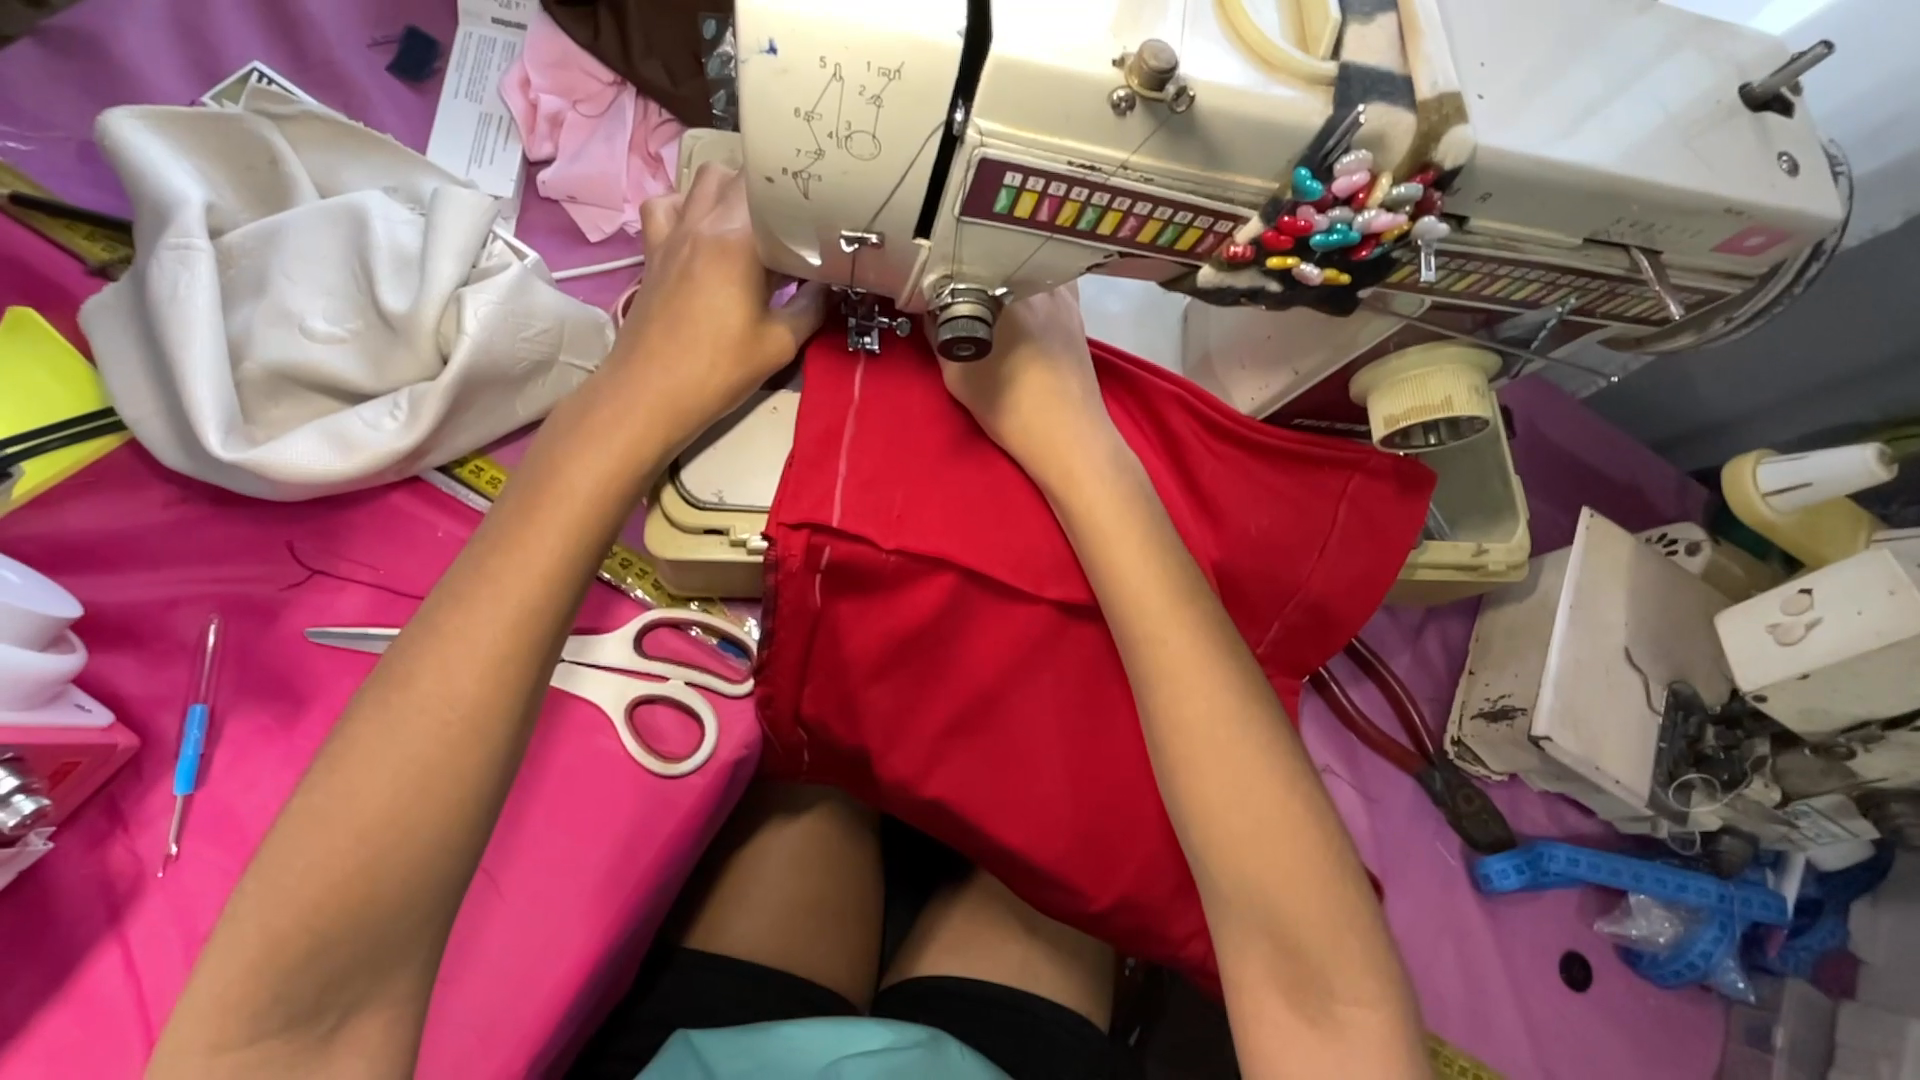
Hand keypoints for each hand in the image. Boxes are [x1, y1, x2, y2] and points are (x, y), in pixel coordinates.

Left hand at [594, 164, 826, 451]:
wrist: (649, 393)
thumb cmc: (718, 371)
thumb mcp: (780, 345)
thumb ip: (810, 308)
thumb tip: (828, 286)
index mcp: (737, 239)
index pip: (770, 189)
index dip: (798, 197)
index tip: (820, 219)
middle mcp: (702, 223)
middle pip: (736, 175)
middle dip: (767, 192)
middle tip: (792, 225)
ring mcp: (672, 234)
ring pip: (700, 181)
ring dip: (728, 192)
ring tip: (751, 224)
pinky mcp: (654, 251)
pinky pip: (666, 205)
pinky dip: (686, 206)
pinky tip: (703, 232)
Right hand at [934, 284, 1118, 484]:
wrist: (1069, 436)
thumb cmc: (1010, 406)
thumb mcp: (957, 374)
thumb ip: (939, 335)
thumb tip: (933, 310)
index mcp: (1002, 287)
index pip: (962, 264)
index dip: (945, 275)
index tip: (934, 289)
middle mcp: (1035, 279)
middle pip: (995, 260)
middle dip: (972, 273)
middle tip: (956, 294)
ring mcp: (1062, 291)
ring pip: (1022, 269)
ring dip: (1002, 278)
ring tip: (987, 300)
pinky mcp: (1076, 308)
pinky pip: (1045, 284)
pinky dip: (1029, 287)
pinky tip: (1020, 306)